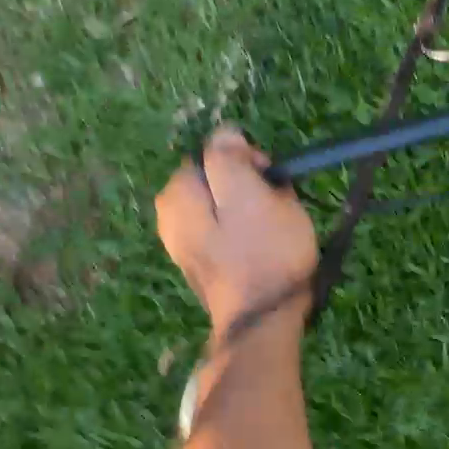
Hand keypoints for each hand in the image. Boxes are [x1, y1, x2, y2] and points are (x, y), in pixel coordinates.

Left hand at [156, 125, 318, 336]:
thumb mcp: (253, 196)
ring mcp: (183, 242)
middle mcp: (169, 216)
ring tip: (277, 226)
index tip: (273, 182)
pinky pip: (227, 228)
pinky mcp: (202, 261)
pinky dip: (247, 229)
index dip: (249, 162)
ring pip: (225, 204)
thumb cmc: (264, 251)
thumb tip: (223, 132)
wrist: (263, 315)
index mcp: (177, 195)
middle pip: (217, 179)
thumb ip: (230, 160)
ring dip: (253, 208)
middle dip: (250, 185)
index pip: (213, 155)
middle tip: (278, 205)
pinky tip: (265, 244)